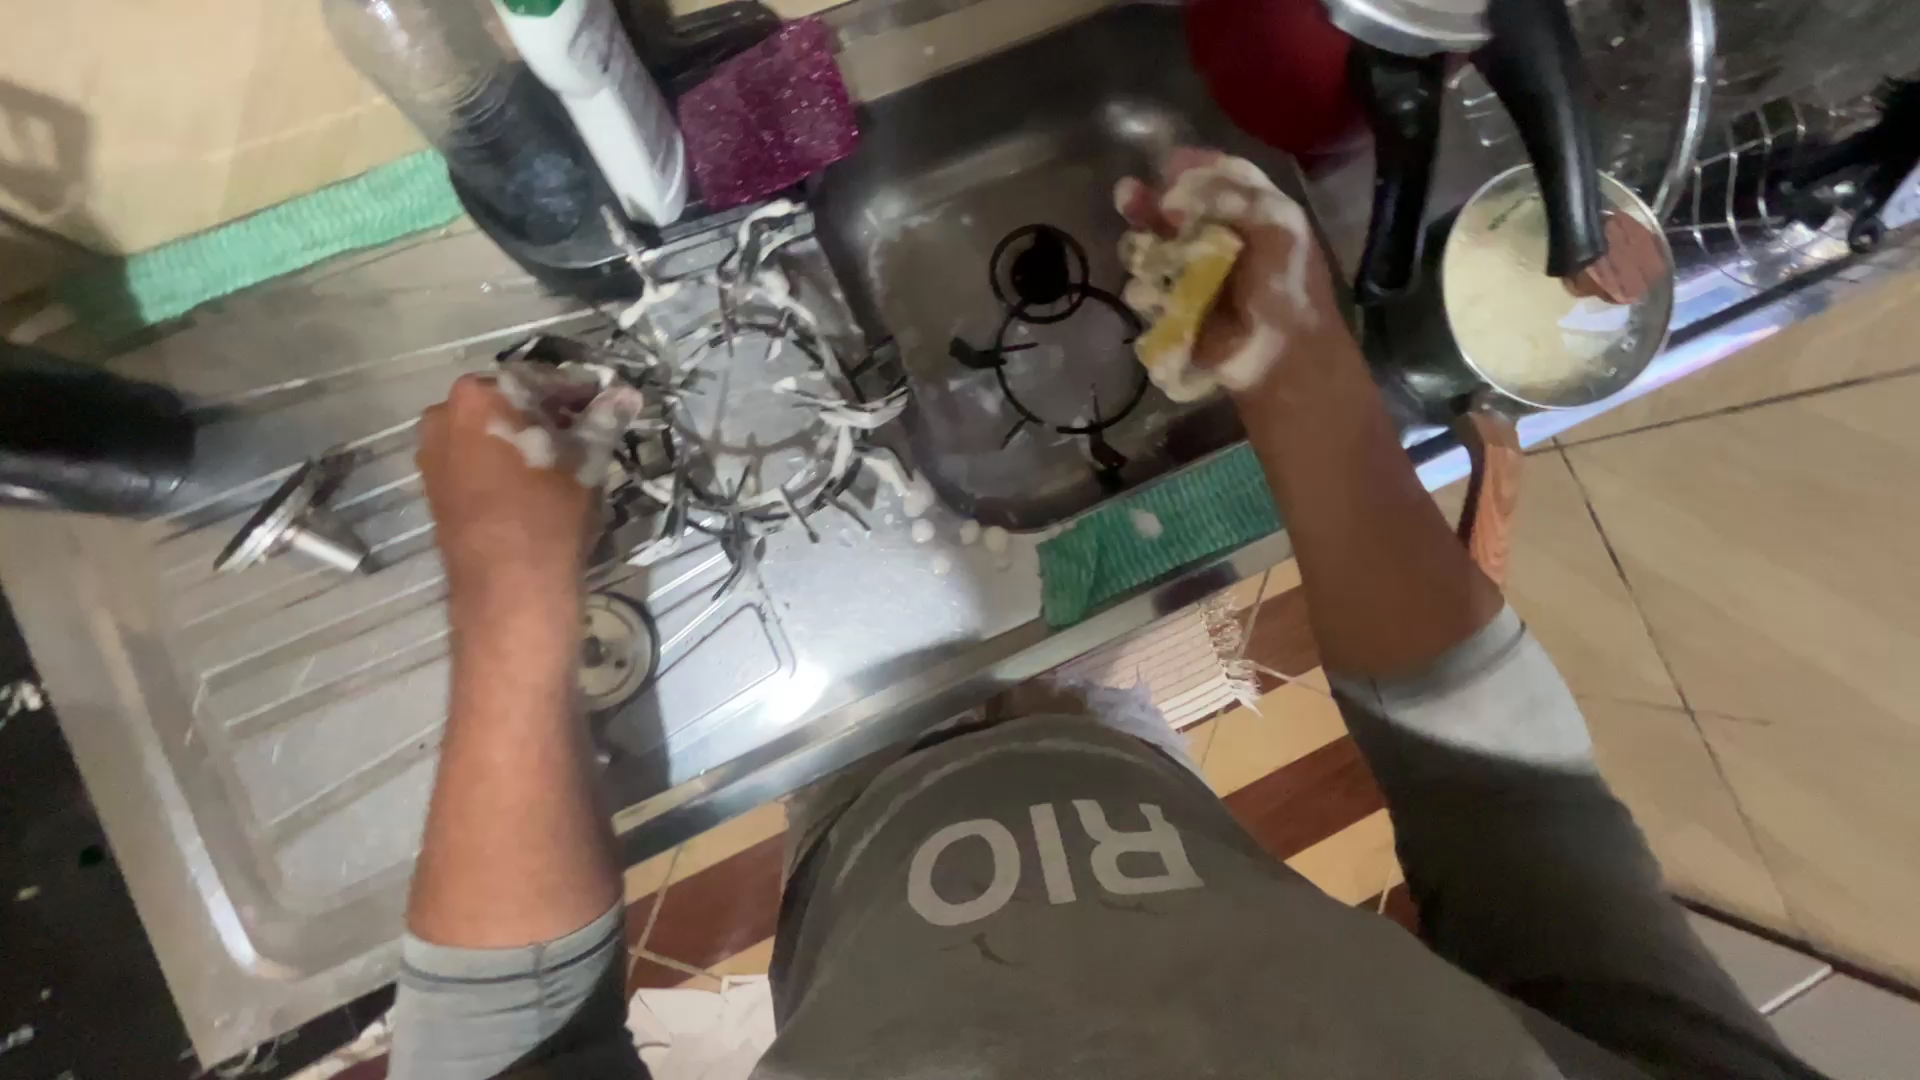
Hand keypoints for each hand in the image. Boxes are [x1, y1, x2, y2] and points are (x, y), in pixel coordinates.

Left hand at [416, 375, 596, 616]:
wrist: (509, 583)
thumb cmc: (551, 512)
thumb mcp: (587, 460)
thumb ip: (605, 419)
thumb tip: (628, 393)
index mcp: (482, 396)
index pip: (539, 378)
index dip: (578, 391)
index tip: (604, 404)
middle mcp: (444, 413)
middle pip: (508, 400)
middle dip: (547, 412)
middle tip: (585, 431)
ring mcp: (432, 450)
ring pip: (489, 428)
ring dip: (523, 434)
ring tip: (560, 458)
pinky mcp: (432, 483)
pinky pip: (473, 455)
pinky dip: (502, 458)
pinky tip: (530, 480)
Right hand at [1116, 148, 1354, 392]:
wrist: (1280, 354)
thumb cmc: (1287, 287)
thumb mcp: (1279, 224)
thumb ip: (1235, 195)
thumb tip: (1176, 191)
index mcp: (1245, 215)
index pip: (1210, 180)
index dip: (1187, 170)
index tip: (1164, 164)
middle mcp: (1212, 242)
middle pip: (1168, 213)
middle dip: (1147, 203)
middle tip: (1128, 197)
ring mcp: (1188, 279)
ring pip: (1148, 251)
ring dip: (1141, 247)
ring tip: (1143, 252)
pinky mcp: (1170, 312)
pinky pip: (1144, 292)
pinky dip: (1144, 290)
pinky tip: (1154, 294)